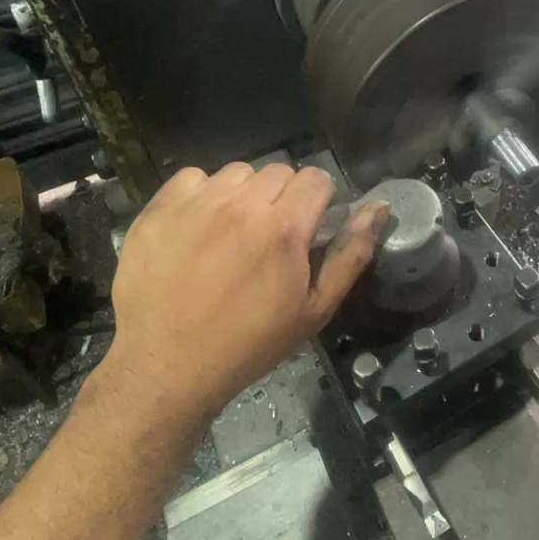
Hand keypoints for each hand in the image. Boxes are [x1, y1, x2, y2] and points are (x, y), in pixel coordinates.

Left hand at [100, 163, 385, 421]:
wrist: (166, 368)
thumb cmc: (248, 344)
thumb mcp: (314, 310)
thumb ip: (351, 254)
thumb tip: (377, 207)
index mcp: (284, 228)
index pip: (316, 178)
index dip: (318, 199)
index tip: (307, 225)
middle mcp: (242, 206)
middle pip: (278, 171)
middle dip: (282, 197)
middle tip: (269, 235)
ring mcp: (197, 205)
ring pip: (237, 172)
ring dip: (243, 194)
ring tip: (232, 230)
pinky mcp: (161, 209)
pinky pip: (193, 177)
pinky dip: (201, 194)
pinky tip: (198, 226)